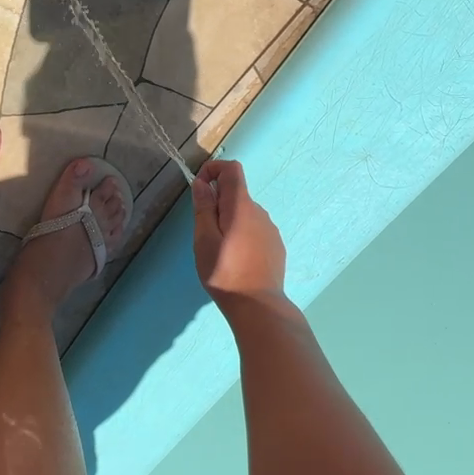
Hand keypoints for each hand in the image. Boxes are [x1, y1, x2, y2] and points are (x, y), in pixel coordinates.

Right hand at [191, 160, 287, 314]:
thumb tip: (202, 183)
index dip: (213, 170)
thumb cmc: (224, 272)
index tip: (198, 191)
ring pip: (244, 213)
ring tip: (218, 250)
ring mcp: (270, 229)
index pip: (232, 170)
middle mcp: (260, 212)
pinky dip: (240, 234)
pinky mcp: (275, 245)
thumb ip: (203, 208)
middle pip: (236, 194)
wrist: (257, 305)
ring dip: (228, 221)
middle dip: (216, 203)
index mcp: (241, 207)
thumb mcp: (204, 239)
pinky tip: (235, 260)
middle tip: (203, 232)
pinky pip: (254, 229)